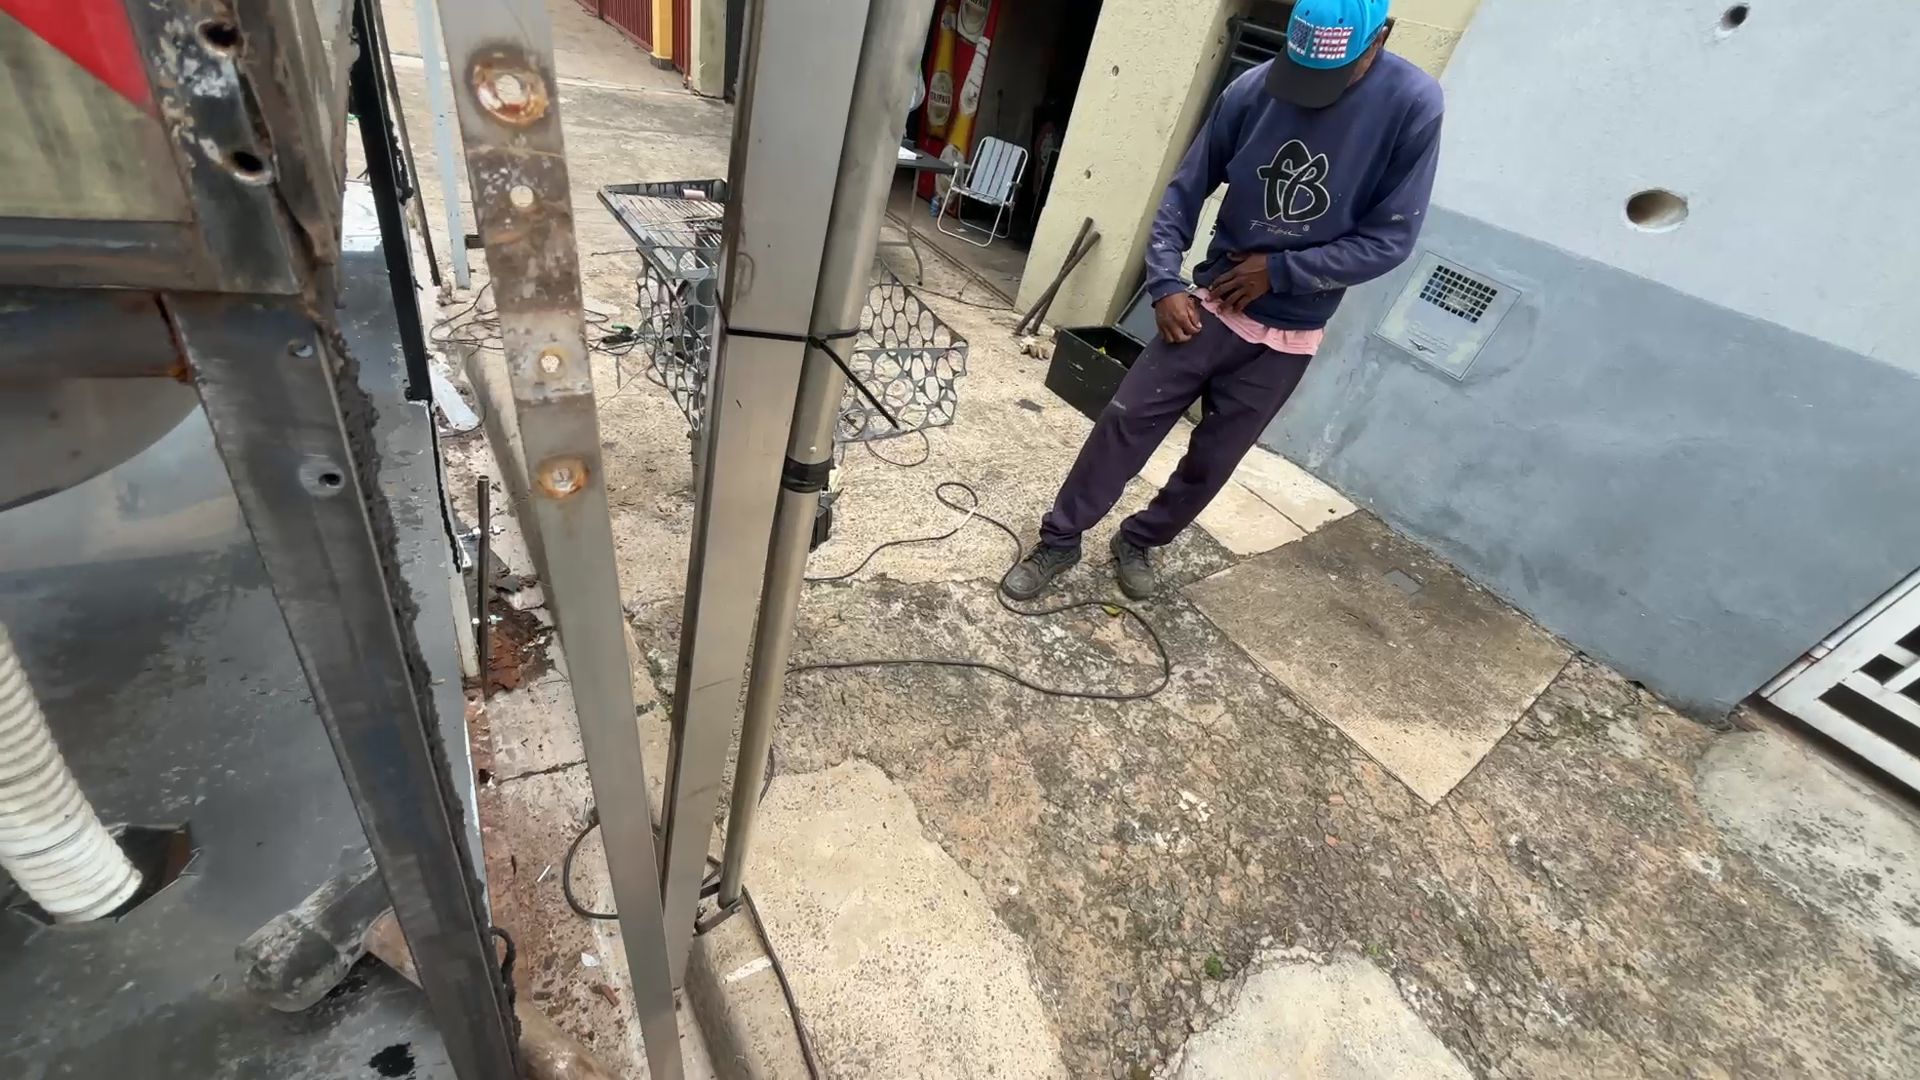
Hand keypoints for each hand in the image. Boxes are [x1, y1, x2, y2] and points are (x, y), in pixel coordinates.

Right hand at [1153, 292, 1202, 343]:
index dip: (1195, 330)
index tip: (1196, 328)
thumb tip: (1197, 325)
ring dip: (1176, 338)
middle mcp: (1173, 324)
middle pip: (1180, 338)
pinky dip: (1168, 336)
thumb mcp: (1189, 303)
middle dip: (1186, 337)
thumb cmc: (1177, 295)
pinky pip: (1163, 336)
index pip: (1191, 330)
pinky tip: (1172, 332)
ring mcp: (1165, 325)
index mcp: (1182, 318)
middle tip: (1189, 333)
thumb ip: (1194, 316)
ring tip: (1180, 334)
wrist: (1164, 290)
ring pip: (1171, 339)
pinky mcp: (1159, 324)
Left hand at [1211, 252, 1272, 313]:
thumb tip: (1228, 255)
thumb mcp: (1249, 255)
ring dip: (1224, 305)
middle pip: (1223, 289)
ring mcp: (1245, 289)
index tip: (1210, 288)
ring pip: (1231, 298)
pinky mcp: (1252, 295)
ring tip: (1218, 311)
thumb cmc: (1264, 260)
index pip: (1222, 278)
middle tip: (1207, 301)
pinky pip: (1243, 303)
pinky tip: (1234, 312)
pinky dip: (1238, 308)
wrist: (1276, 268)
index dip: (1215, 284)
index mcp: (1237, 271)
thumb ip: (1238, 257)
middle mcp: (1238, 281)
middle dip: (1214, 295)